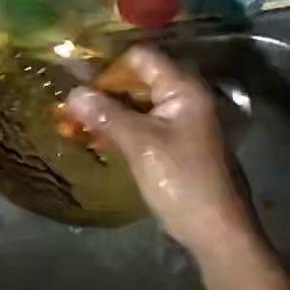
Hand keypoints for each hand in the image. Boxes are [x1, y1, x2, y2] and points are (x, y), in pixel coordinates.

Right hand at [65, 47, 255, 259]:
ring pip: (141, 103)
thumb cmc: (181, 181)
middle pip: (140, 78)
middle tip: (75, 102)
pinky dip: (124, 127)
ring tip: (79, 120)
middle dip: (107, 89)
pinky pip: (146, 123)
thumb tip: (72, 93)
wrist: (217, 232)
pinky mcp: (178, 142)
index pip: (142, 57)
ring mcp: (183, 120)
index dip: (110, 65)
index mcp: (183, 88)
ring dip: (112, 110)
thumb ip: (106, 115)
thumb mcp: (139, 145)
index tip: (80, 80)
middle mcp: (185, 97)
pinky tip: (99, 138)